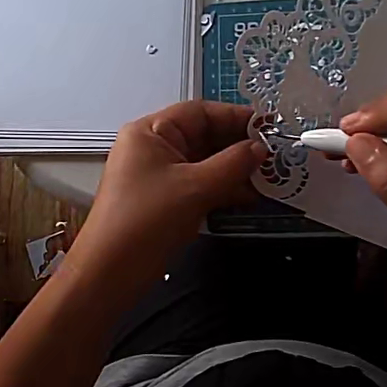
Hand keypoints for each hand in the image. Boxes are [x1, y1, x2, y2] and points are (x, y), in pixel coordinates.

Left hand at [71, 102, 265, 280]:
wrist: (110, 274)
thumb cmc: (145, 222)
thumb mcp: (194, 188)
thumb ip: (232, 164)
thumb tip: (260, 149)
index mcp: (150, 132)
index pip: (199, 112)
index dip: (235, 116)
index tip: (269, 126)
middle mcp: (153, 148)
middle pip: (204, 137)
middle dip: (239, 146)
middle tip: (276, 156)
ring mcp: (160, 176)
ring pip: (206, 163)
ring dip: (236, 170)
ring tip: (271, 177)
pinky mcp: (167, 201)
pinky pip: (201, 185)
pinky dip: (224, 189)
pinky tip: (251, 196)